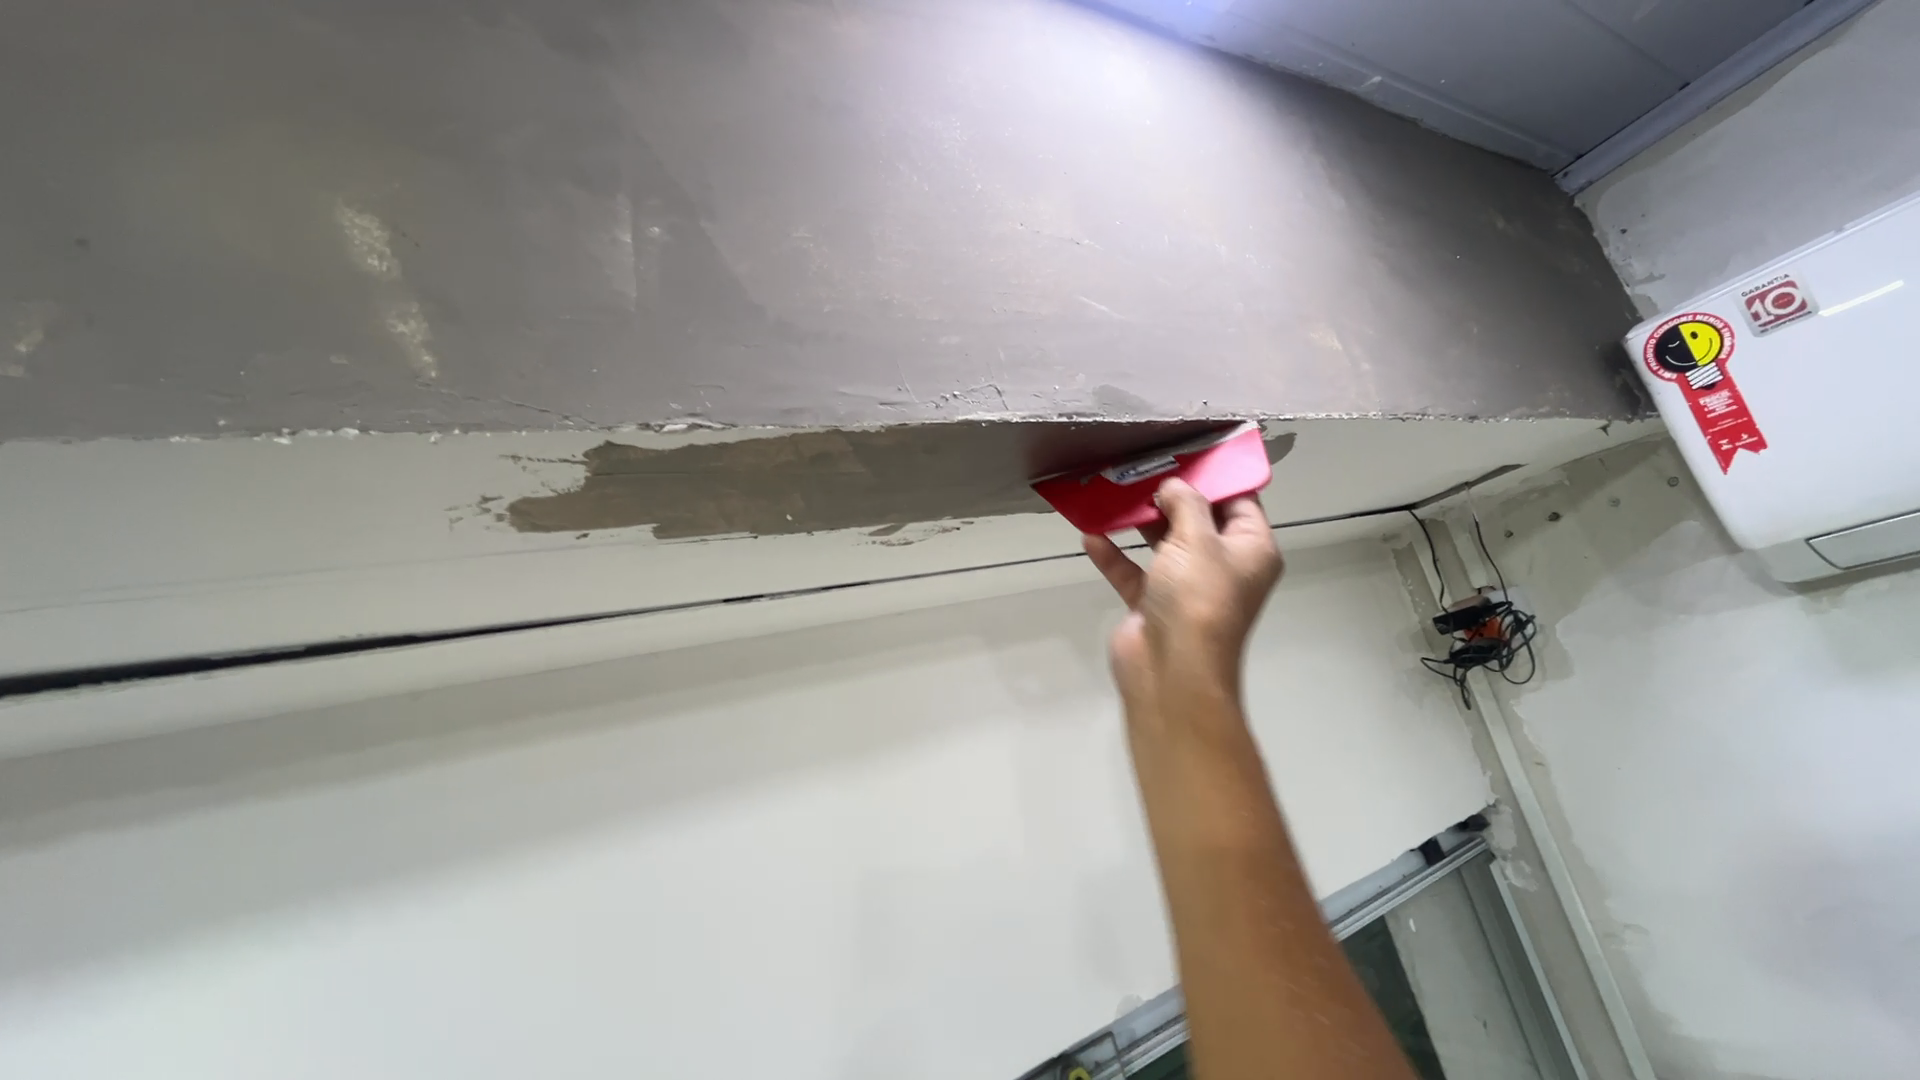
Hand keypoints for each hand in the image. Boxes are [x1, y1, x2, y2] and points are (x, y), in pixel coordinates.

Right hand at [1083, 479, 1283, 714]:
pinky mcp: (1152, 603)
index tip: (1184, 451)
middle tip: (1141, 468)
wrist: (1170, 670)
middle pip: (1197, 520)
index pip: (1240, 501)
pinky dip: (1114, 555)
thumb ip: (1186, 504)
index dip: (1215, 476)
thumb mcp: (1198, 540)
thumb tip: (1175, 485)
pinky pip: (1133, 571)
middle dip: (1170, 495)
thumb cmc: (1197, 598)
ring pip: (1163, 544)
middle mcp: (1222, 566)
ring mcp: (1185, 586)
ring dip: (1139, 522)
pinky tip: (1091, 535)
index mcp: (1250, 549)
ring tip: (1114, 493)